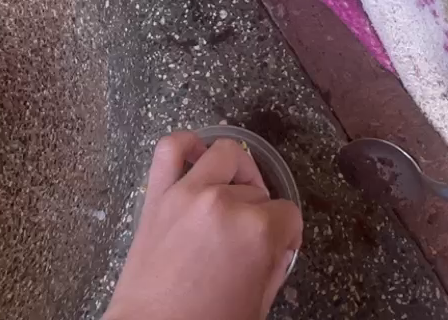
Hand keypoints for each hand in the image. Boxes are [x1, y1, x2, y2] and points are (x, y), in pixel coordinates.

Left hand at [105, 132, 303, 319]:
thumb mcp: (257, 304)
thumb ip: (274, 265)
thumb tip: (278, 243)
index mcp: (255, 232)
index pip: (288, 214)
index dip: (288, 234)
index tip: (280, 245)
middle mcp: (223, 203)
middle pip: (259, 190)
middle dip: (261, 213)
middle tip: (250, 239)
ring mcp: (188, 193)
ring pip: (226, 154)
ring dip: (237, 170)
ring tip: (235, 192)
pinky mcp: (159, 194)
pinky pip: (170, 148)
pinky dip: (186, 143)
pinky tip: (197, 156)